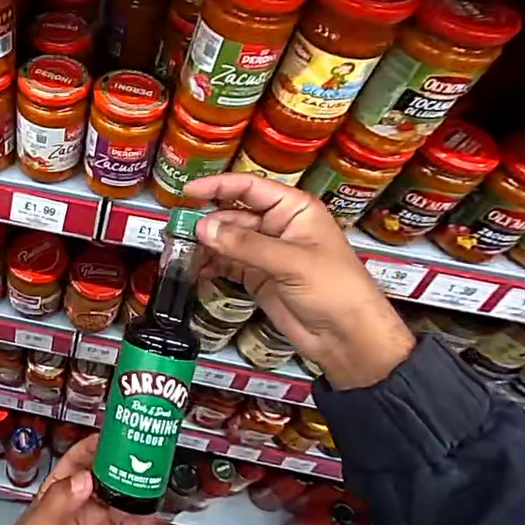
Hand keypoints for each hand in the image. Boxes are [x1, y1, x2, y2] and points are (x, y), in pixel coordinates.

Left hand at [0, 434, 151, 524]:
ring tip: (153, 471)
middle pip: (107, 479)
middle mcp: (80, 511)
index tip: (112, 433)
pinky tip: (156, 506)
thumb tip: (84, 478)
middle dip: (123, 463)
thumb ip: (60, 503)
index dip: (94, 447)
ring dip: (138, 487)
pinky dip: (148, 518)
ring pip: (125, 501)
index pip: (78, 463)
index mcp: (56, 497)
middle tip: (141, 448)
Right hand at [181, 174, 414, 389]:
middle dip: (205, 221)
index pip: (250, 187)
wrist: (347, 338)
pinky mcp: (257, 277)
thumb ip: (245, 244)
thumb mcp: (291, 262)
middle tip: (177, 230)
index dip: (218, 186)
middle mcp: (278, 226)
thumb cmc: (336, 290)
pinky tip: (195, 269)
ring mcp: (266, 253)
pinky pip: (226, 263)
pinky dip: (209, 265)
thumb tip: (204, 229)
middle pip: (232, 214)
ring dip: (203, 245)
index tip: (189, 192)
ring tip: (179, 250)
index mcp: (294, 210)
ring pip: (226, 240)